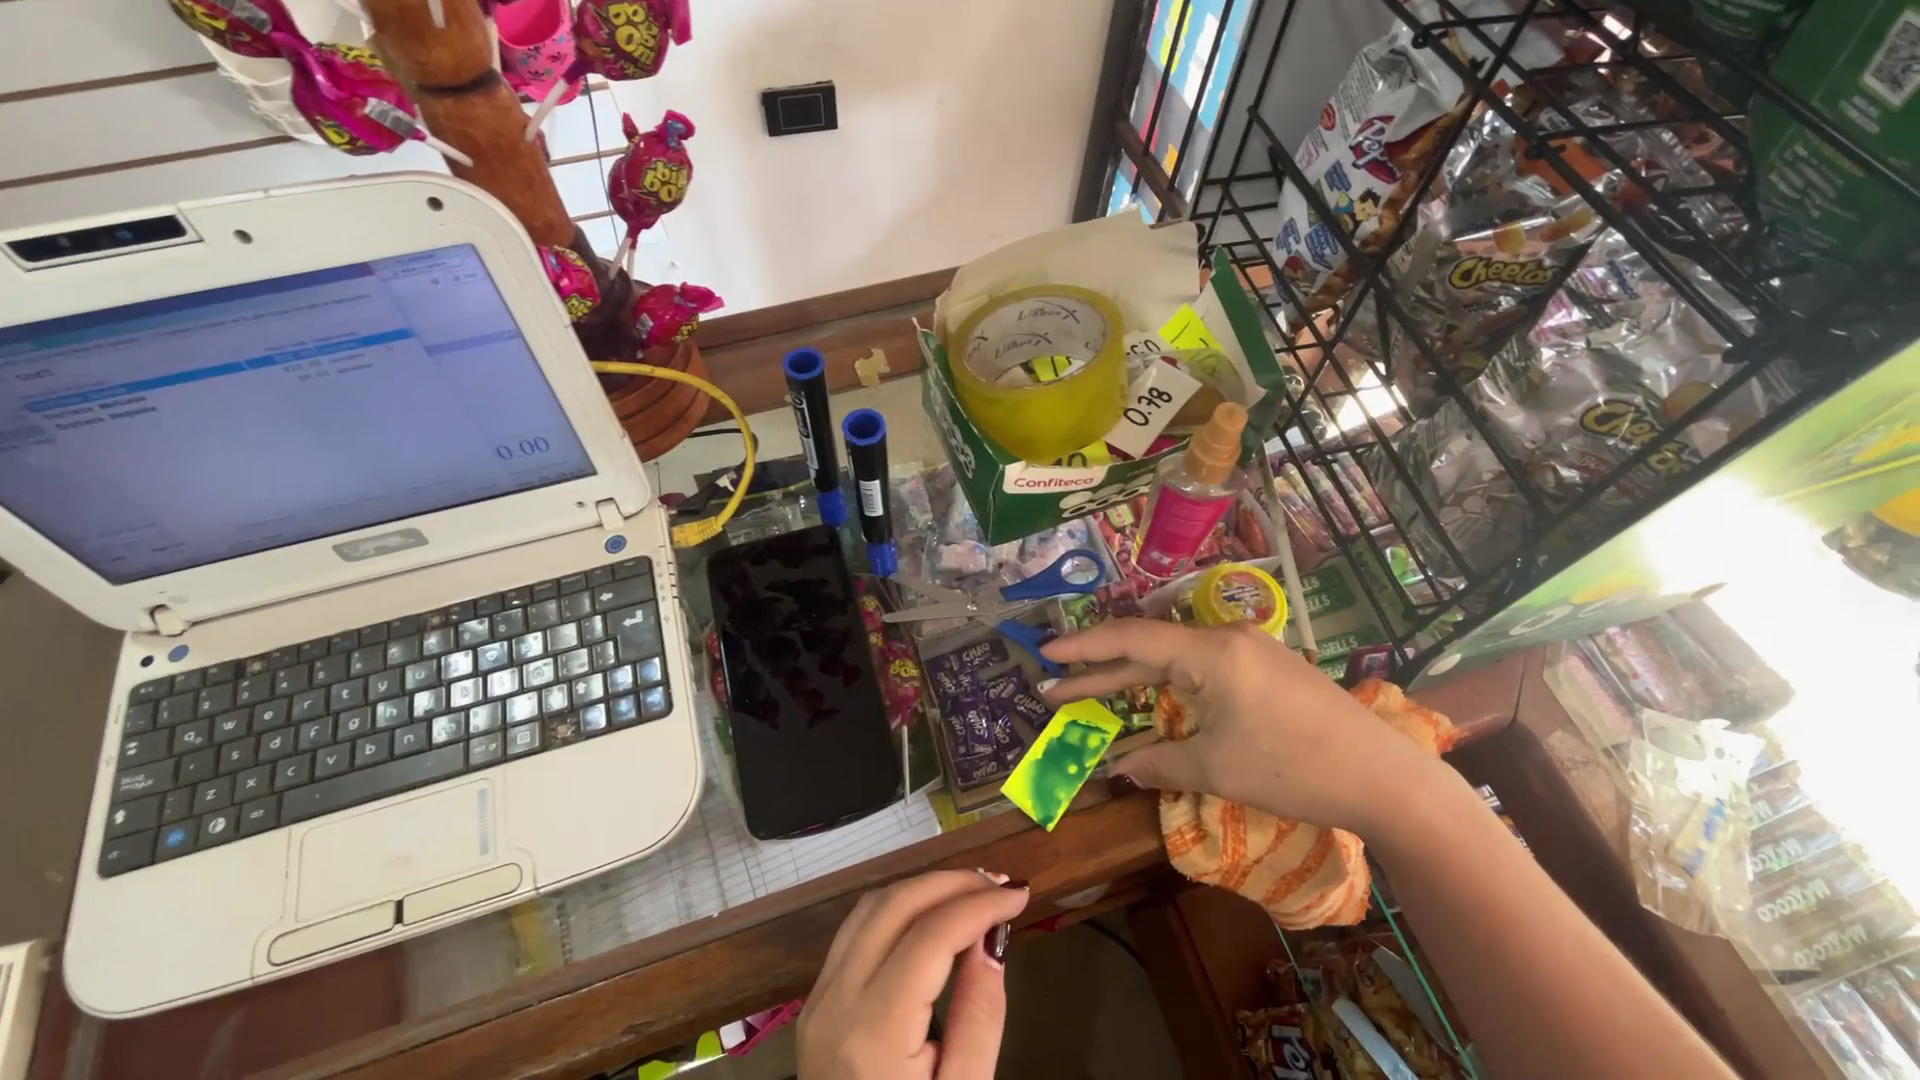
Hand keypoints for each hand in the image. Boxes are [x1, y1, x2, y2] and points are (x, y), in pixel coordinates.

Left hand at [798, 870, 1029, 1079]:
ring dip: (922, 889)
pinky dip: (897, 909)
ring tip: (972, 893)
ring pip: (869, 908)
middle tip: (999, 884)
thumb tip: (990, 939)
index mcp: (872, 1030)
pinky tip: (932, 915)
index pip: (929, 935)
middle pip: (892, 905)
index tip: (1019, 893)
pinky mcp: (816, 1002)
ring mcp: (818, 998)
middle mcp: (834, 1001)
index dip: (978, 904)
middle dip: (950, 883)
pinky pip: (856, 931)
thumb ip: (980, 1015)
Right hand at [1040, 619, 1437, 835]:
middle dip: (1099, 669)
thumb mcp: (1216, 768)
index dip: (1084, 649)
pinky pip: (1203, 671)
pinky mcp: (1267, 671)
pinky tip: (1152, 702)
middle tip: (1053, 685)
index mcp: (1211, 651)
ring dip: (1133, 679)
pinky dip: (1168, 687)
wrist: (1384, 777)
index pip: (1132, 640)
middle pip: (1149, 648)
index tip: (1046, 655)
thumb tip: (1117, 768)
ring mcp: (1251, 652)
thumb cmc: (1293, 768)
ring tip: (1088, 693)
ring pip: (1176, 660)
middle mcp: (1227, 639)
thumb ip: (1158, 763)